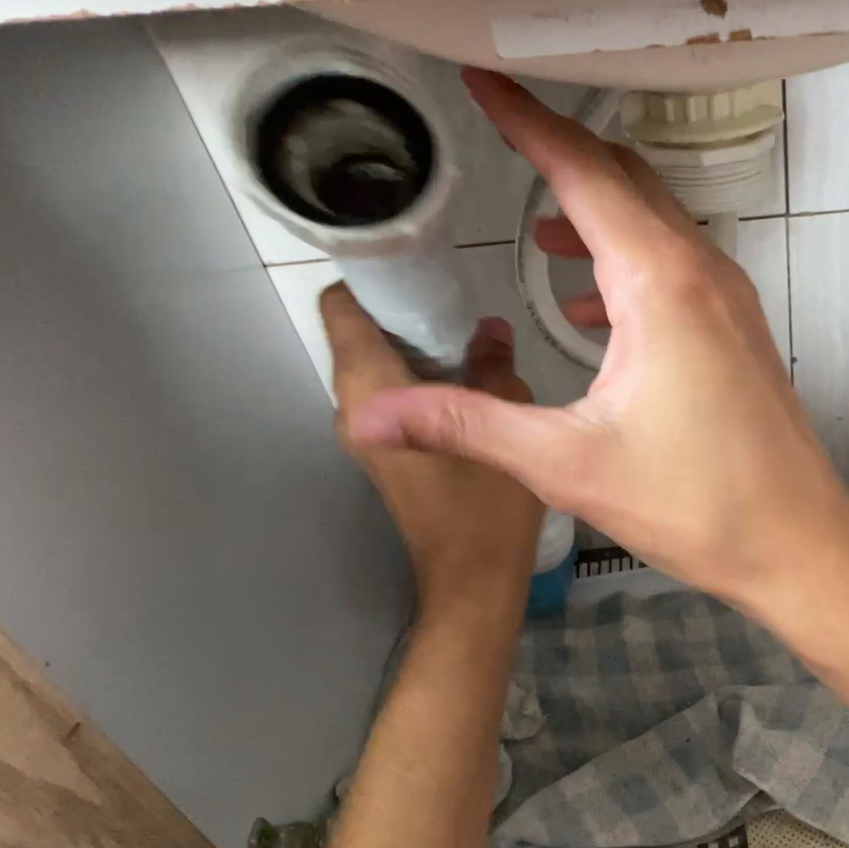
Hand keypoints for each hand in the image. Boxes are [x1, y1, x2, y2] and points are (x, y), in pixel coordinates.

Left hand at [322, 282, 544, 612]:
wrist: (473, 578)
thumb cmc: (487, 506)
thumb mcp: (505, 424)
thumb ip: (494, 367)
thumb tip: (490, 329)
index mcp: (371, 392)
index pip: (343, 309)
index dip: (375, 278)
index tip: (423, 268)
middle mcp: (353, 408)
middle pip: (360, 334)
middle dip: (406, 310)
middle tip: (462, 300)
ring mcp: (367, 433)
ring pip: (380, 366)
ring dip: (419, 346)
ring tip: (474, 337)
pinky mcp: (388, 451)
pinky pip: (395, 395)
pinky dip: (424, 378)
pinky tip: (472, 381)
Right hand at [343, 70, 848, 613]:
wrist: (798, 543)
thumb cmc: (697, 503)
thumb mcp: (569, 464)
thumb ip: (468, 425)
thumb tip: (371, 415)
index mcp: (661, 285)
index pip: (585, 171)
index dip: (527, 122)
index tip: (482, 81)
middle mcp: (704, 275)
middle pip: (628, 183)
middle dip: (564, 154)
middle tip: (504, 135)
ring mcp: (732, 303)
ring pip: (660, 226)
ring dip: (600, 215)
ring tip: (539, 229)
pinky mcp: (742, 336)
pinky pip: (681, 273)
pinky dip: (631, 266)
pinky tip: (594, 308)